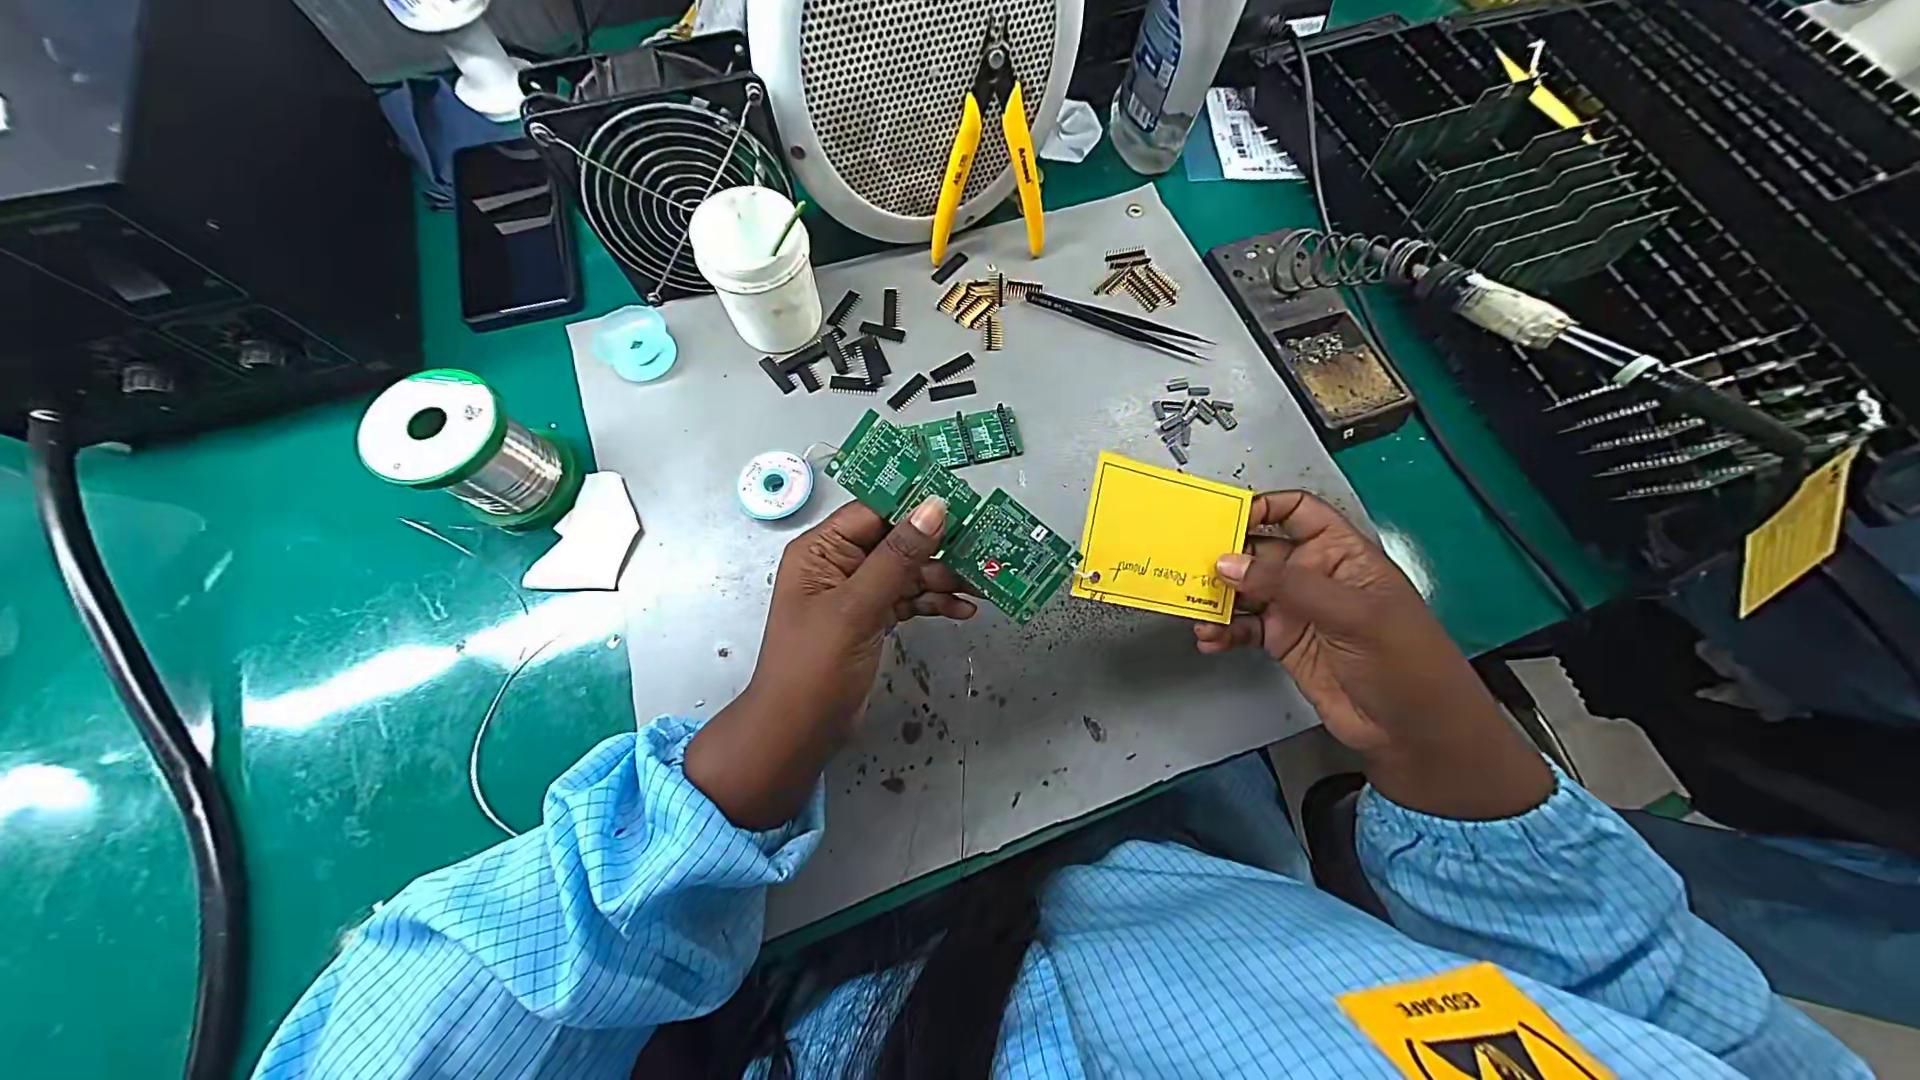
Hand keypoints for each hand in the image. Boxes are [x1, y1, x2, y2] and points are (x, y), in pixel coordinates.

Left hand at [687, 497, 974, 827]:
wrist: (799, 732)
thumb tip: (933, 509)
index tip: (959, 502)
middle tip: (982, 547)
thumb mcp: (857, 607)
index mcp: (821, 550)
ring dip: (944, 578)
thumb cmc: (813, 667)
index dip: (915, 505)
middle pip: (897, 541)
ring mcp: (858, 593)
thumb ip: (897, 557)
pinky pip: (910, 599)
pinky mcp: (873, 618)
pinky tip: (961, 609)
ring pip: (908, 572)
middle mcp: (839, 565)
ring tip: (981, 583)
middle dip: (938, 548)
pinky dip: (935, 603)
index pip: (874, 512)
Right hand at [1196, 491, 1552, 818]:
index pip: (1297, 512)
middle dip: (1225, 557)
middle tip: (1192, 566)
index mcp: (1341, 553)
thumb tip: (1229, 564)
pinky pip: (1242, 627)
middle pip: (1258, 551)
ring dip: (1217, 598)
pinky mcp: (1281, 641)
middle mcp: (1313, 576)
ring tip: (1197, 609)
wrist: (1414, 732)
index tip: (1226, 518)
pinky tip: (1211, 638)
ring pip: (1243, 591)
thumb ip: (1288, 586)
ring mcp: (1295, 609)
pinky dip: (1222, 631)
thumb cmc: (1408, 663)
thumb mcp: (1352, 614)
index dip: (1263, 507)